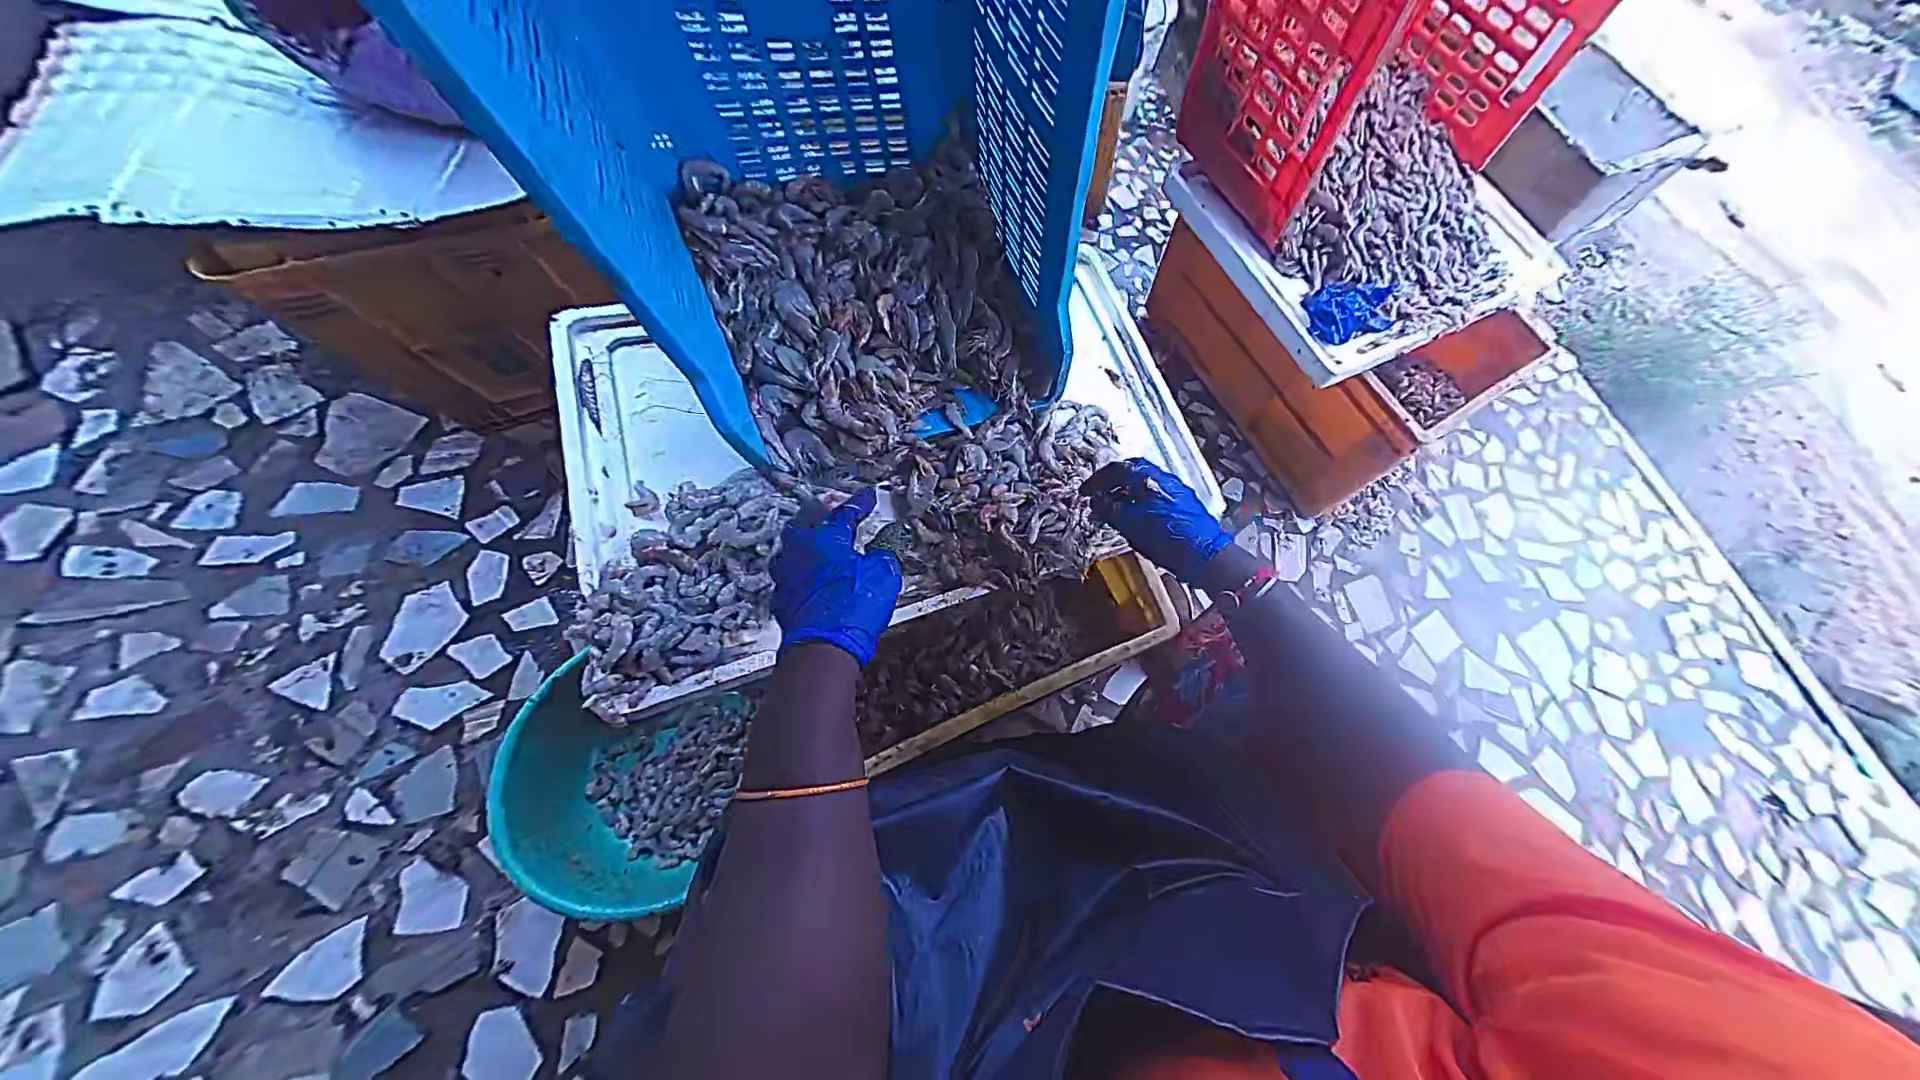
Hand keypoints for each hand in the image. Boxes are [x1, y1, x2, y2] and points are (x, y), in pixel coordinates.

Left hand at [770, 488, 901, 666]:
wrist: (822, 648)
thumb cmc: (852, 608)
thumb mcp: (883, 575)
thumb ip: (882, 555)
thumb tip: (883, 549)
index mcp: (826, 538)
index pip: (845, 513)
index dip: (859, 504)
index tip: (868, 497)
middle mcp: (800, 551)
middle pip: (806, 522)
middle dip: (821, 514)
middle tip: (834, 511)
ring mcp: (787, 575)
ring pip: (792, 548)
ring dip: (806, 542)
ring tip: (819, 542)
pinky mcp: (782, 599)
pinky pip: (790, 576)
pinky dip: (801, 572)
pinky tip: (810, 576)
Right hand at [1081, 458, 1231, 582]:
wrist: (1204, 555)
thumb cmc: (1168, 538)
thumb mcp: (1129, 523)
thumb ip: (1109, 508)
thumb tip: (1097, 501)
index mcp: (1148, 478)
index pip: (1116, 469)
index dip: (1097, 480)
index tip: (1086, 492)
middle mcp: (1163, 479)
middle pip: (1131, 473)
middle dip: (1111, 484)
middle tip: (1098, 496)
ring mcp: (1175, 491)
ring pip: (1143, 485)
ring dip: (1125, 494)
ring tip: (1112, 509)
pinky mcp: (1182, 505)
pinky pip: (1154, 496)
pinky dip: (1138, 503)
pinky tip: (1134, 518)